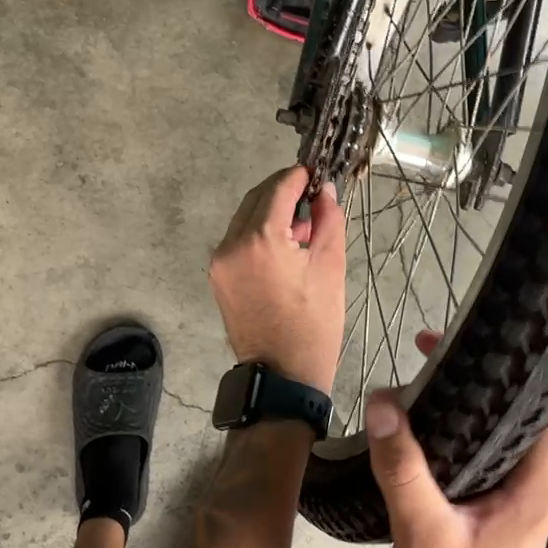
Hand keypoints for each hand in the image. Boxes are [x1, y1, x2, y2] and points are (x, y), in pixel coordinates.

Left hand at [209, 166, 345, 394]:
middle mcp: (231, 244)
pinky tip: (283, 246)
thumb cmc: (314, 324)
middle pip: (256, 199)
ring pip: (244, 218)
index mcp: (260, 240)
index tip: (317, 173)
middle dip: (283, 192)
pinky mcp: (217, 276)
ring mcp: (219, 261)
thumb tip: (324, 191)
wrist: (283, 374)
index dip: (299, 176)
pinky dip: (258, 234)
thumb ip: (327, 220)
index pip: (278, 188)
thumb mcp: (331, 267)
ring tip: (302, 227)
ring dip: (270, 212)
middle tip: (312, 198)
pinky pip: (237, 241)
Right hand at [366, 343, 547, 547]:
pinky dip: (456, 433)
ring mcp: (511, 502)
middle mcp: (532, 489)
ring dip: (469, 404)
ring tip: (425, 373)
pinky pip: (479, 458)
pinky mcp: (488, 513)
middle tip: (436, 345)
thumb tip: (383, 400)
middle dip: (487, 376)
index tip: (493, 334)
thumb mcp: (423, 530)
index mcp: (534, 488)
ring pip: (499, 437)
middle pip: (523, 416)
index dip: (534, 368)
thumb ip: (403, 466)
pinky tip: (420, 424)